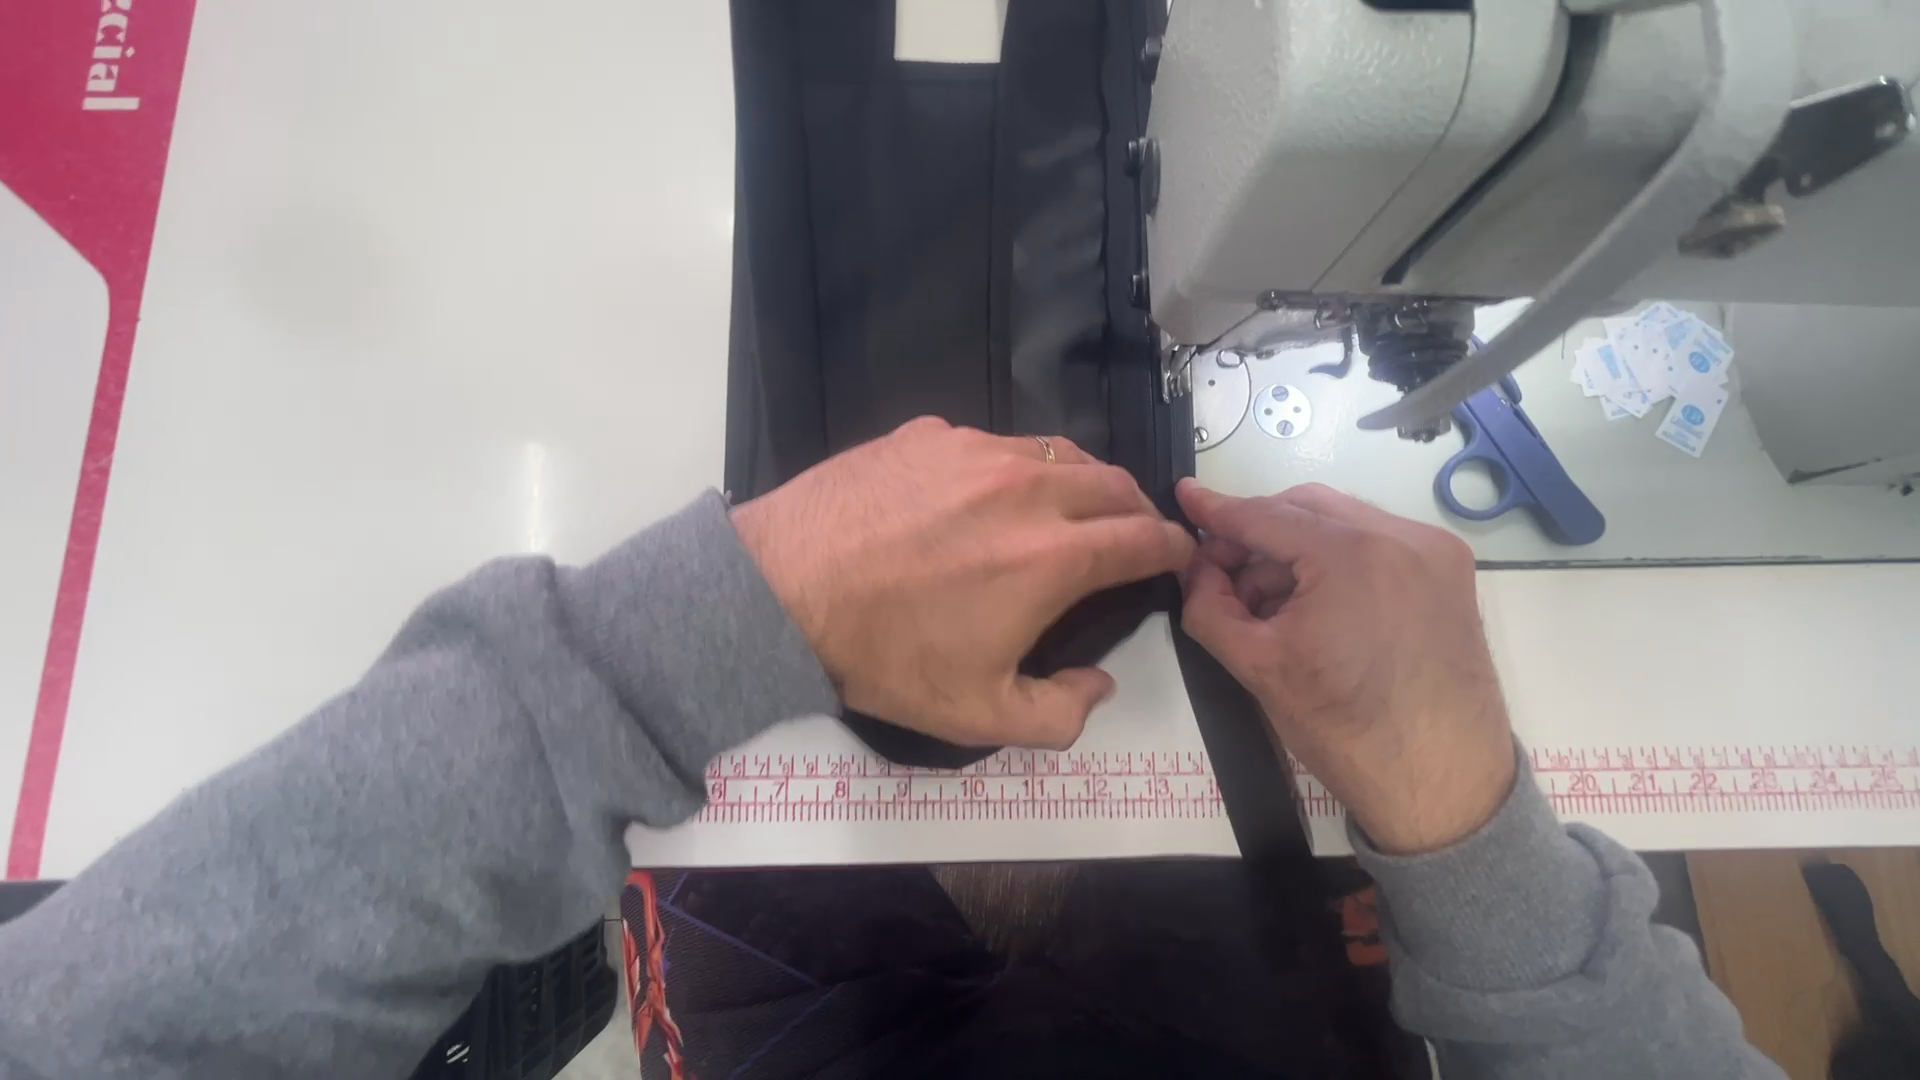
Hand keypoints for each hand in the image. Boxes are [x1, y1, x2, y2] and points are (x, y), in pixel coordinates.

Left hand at [731, 417, 1193, 750]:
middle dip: (1137, 510)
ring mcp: (974, 451)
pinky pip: (993, 444)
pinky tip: (987, 494)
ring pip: (1058, 452)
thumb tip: (1098, 685)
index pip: (1144, 537)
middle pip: (1113, 483)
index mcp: (1055, 553)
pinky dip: (1014, 468)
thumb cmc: (884, 655)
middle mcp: (1028, 487)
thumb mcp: (977, 715)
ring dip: (1083, 480)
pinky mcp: (927, 434)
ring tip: (1075, 506)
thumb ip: (1061, 713)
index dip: (1172, 547)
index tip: (1175, 556)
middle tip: (1132, 533)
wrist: (780, 591)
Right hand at [1175, 479, 1515, 854]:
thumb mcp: (1254, 664)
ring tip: (1267, 603)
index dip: (1216, 508)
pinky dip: (1332, 560)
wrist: (1441, 784)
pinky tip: (1312, 606)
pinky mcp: (1450, 574)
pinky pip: (1373, 543)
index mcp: (1355, 554)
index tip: (1184, 495)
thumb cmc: (1344, 728)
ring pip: (1340, 521)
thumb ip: (1207, 604)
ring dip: (1292, 549)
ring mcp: (1435, 552)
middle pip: (1304, 507)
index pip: (1266, 515)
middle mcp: (1404, 537)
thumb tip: (1194, 569)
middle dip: (1255, 532)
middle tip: (1220, 573)